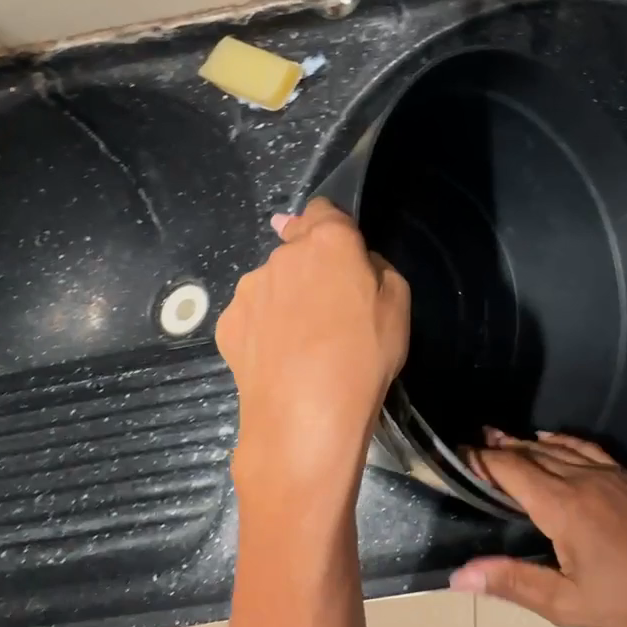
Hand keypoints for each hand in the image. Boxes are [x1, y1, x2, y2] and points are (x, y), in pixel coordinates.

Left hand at [215, 197, 410, 506]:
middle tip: (335, 304)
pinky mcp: (227, 325)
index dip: (335, 225)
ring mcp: (249, 290)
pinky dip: (267, 324)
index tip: (345, 251)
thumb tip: (355, 263)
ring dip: (289, 295)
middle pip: (298, 247)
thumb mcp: (399, 302)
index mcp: (329, 241)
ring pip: (275, 281)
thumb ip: (376, 267)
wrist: (305, 418)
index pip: (324, 208)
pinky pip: (254, 313)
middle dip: (314, 265)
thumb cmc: (364, 354)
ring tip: (307, 337)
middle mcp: (283, 255)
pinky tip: (283, 355)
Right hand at [452, 431, 626, 626]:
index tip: (460, 451)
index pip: (515, 472)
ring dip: (529, 442)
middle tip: (473, 439)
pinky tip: (554, 440)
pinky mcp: (626, 477)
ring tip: (503, 436)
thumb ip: (513, 581)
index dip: (485, 461)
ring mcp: (609, 475)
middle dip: (503, 447)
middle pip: (535, 454)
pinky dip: (564, 441)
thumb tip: (461, 575)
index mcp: (565, 507)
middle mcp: (585, 480)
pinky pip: (588, 448)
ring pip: (560, 448)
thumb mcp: (566, 604)